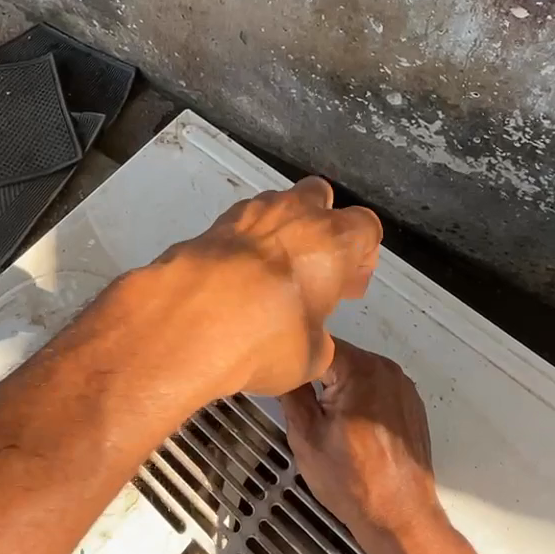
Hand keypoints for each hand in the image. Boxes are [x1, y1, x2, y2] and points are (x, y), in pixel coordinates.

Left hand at [145, 176, 381, 397]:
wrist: (188, 319)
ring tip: (270, 276)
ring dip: (280, 230)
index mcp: (333, 239)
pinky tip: (237, 278)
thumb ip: (318, 337)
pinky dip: (245, 242)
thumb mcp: (311, 356)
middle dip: (320, 225)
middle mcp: (295, 213)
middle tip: (312, 268)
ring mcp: (250, 212)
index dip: (361, 255)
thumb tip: (306, 338)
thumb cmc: (265, 334)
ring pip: (277, 205)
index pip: (366, 227)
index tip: (348, 285)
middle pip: (320, 198)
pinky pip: (241, 224)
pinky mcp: (213, 223)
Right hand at [279, 338, 442, 541]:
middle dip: (318, 374)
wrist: (401, 520)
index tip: (282, 376)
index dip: (295, 359)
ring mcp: (403, 386)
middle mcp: (386, 369)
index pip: (316, 344)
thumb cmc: (354, 482)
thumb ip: (290, 392)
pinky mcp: (411, 403)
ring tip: (327, 417)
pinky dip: (360, 397)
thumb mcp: (305, 436)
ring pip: (356, 370)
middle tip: (302, 402)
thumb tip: (280, 369)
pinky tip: (352, 426)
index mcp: (360, 369)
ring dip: (339, 385)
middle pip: (338, 355)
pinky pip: (375, 386)